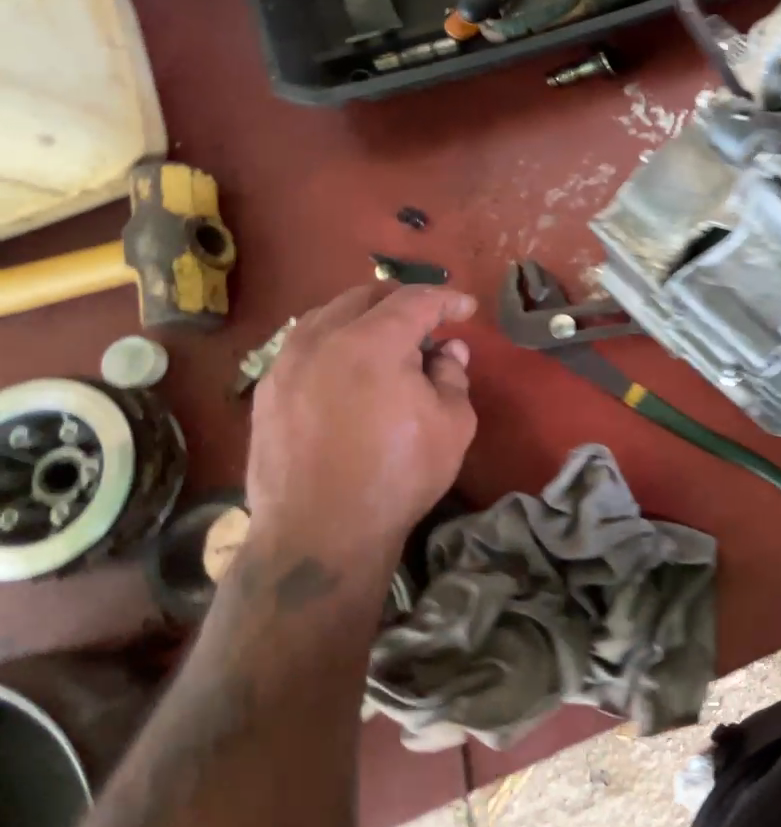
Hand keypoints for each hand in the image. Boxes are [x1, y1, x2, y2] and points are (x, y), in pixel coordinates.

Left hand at [246, 284, 477, 558]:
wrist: (323, 528)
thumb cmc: (401, 472)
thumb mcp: (453, 422)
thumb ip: (451, 376)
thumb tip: (446, 352)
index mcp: (373, 344)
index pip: (414, 301)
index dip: (446, 299)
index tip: (467, 309)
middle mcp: (322, 341)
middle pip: (364, 297)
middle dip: (403, 301)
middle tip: (431, 319)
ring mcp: (285, 365)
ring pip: (326, 316)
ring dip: (364, 317)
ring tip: (390, 340)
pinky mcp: (267, 391)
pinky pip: (304, 345)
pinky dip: (335, 341)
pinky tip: (353, 367)